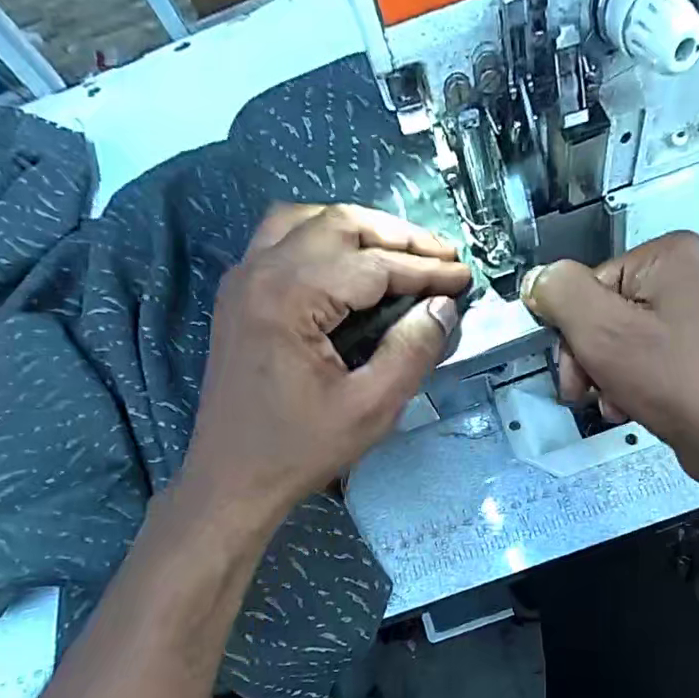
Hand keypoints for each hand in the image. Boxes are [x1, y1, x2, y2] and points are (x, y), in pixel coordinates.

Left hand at [179, 203, 469, 523]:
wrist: (233, 477)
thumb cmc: (302, 447)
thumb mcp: (372, 407)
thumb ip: (412, 351)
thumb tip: (444, 307)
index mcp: (290, 298)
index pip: (373, 264)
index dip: (426, 269)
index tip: (465, 277)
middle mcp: (260, 272)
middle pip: (338, 225)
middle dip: (398, 236)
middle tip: (443, 257)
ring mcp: (243, 279)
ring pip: (307, 220)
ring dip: (360, 228)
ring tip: (403, 251)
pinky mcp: (240, 294)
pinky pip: (283, 238)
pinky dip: (325, 237)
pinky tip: (352, 262)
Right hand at [522, 231, 698, 491]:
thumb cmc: (683, 386)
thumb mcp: (603, 333)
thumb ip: (562, 295)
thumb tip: (542, 280)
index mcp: (672, 255)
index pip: (591, 284)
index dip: (574, 331)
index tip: (573, 368)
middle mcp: (694, 280)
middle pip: (610, 315)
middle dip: (593, 359)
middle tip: (590, 391)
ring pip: (630, 346)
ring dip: (613, 379)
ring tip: (621, 404)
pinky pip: (657, 365)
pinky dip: (640, 388)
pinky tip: (640, 409)